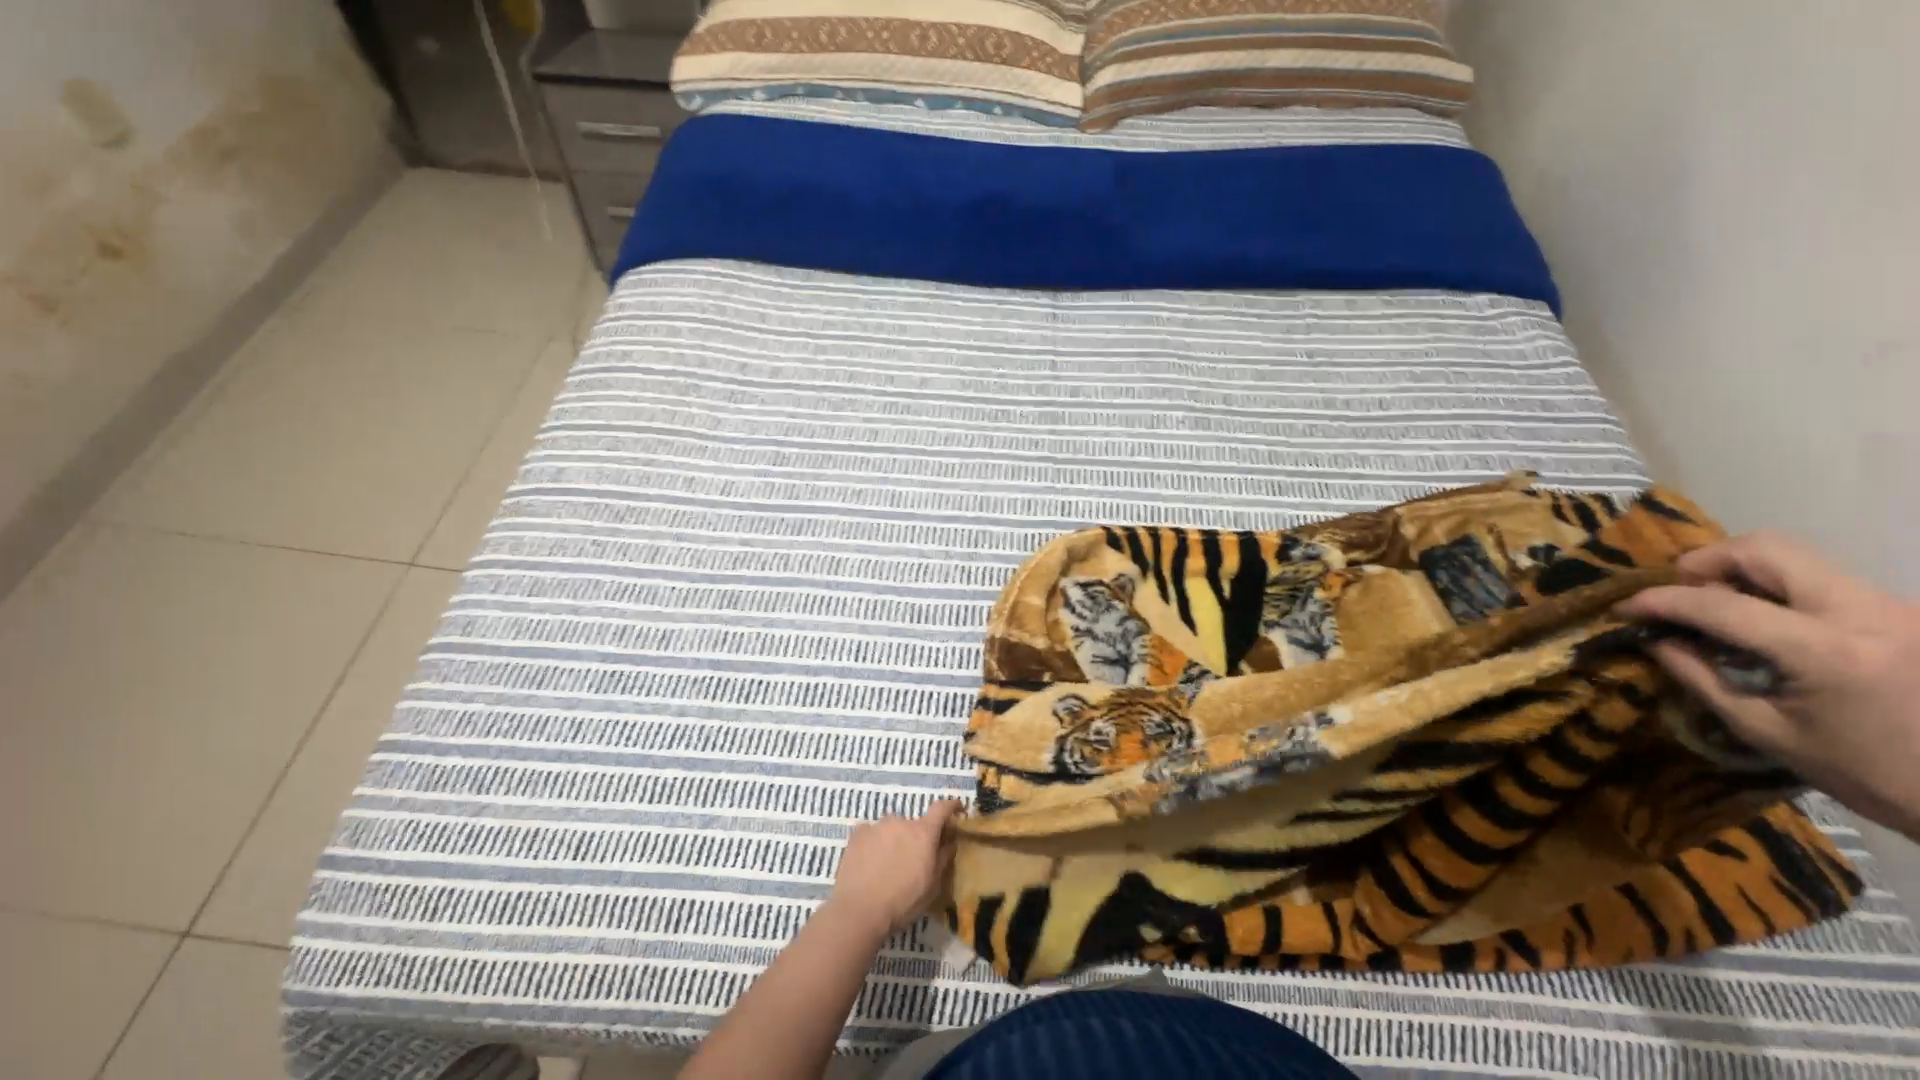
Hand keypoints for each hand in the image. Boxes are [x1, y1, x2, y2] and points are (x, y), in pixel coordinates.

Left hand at [826, 800, 965, 935]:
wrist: (860, 910)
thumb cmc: (903, 902)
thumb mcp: (932, 886)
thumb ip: (942, 859)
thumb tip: (949, 843)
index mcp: (923, 833)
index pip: (941, 809)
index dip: (951, 806)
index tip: (956, 808)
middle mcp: (900, 822)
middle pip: (913, 825)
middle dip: (915, 838)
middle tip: (910, 861)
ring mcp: (876, 826)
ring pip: (891, 829)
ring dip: (893, 841)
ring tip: (886, 865)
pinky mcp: (857, 834)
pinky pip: (871, 833)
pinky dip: (873, 843)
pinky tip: (868, 862)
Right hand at [1617, 531, 1919, 836]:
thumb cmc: (1863, 773)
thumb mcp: (1768, 732)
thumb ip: (1703, 679)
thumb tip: (1656, 641)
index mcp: (1826, 650)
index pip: (1722, 605)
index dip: (1662, 601)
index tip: (1624, 609)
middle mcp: (1863, 611)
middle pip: (1766, 550)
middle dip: (1707, 562)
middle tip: (1680, 593)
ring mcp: (1890, 604)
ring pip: (1797, 557)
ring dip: (1742, 572)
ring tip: (1716, 606)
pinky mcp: (1900, 607)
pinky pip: (1822, 578)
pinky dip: (1777, 588)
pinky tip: (1765, 621)